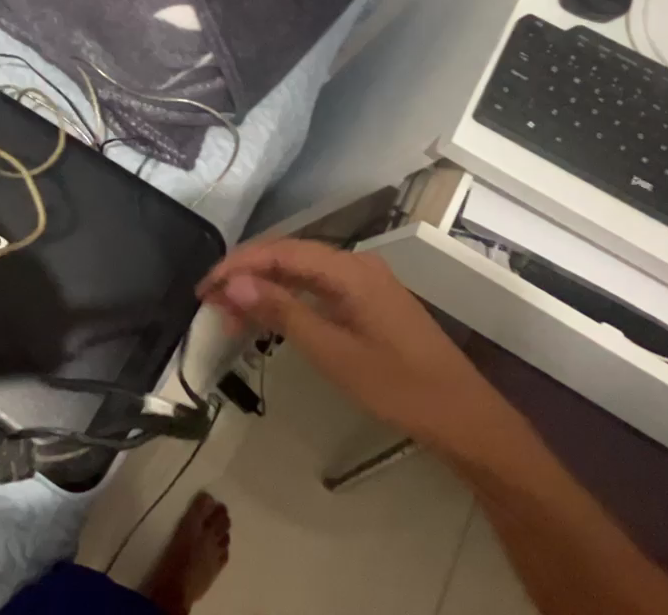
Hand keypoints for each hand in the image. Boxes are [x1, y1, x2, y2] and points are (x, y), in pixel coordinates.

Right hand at [198, 239, 514, 452]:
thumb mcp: (332, 352)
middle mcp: (356, 264)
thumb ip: (282, 312)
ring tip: (230, 316)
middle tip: (210, 305)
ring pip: (299, 271)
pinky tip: (268, 318)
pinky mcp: (367, 301)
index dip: (236, 266)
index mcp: (350, 269)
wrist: (464, 417)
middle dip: (244, 276)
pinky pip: (316, 287)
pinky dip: (286, 298)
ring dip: (262, 288)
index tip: (203, 289)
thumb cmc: (398, 386)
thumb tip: (233, 283)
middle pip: (287, 255)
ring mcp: (364, 281)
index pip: (279, 251)